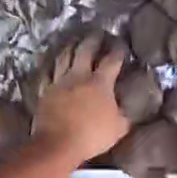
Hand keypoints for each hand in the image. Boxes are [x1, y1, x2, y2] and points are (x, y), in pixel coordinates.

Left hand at [31, 33, 129, 165]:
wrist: (57, 144)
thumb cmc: (91, 136)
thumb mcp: (119, 128)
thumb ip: (126, 114)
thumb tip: (131, 107)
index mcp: (100, 82)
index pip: (112, 60)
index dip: (118, 51)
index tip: (122, 45)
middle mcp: (79, 76)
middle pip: (85, 50)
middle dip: (93, 40)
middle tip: (97, 33)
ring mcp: (59, 82)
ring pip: (64, 57)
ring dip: (71, 47)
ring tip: (74, 42)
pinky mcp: (45, 91)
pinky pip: (48, 73)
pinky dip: (51, 66)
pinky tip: (52, 64)